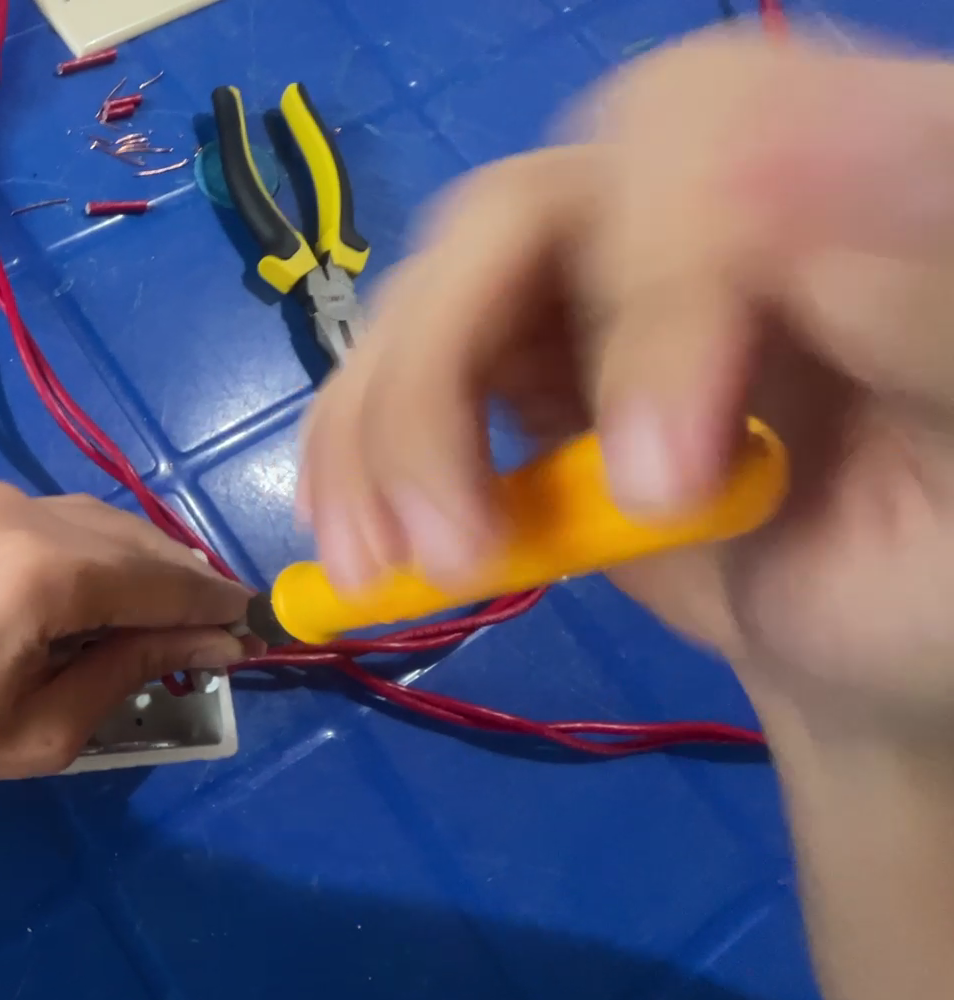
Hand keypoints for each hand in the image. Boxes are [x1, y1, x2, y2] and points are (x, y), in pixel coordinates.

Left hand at [0, 481, 256, 788]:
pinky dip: (101, 552)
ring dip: (146, 565)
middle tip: (219, 630)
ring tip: (171, 617)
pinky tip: (109, 591)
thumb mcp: (41, 730)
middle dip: (186, 584)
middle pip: (138, 542)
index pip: (161, 583)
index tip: (253, 634)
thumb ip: (130, 672)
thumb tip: (210, 641)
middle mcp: (22, 512)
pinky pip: (65, 519)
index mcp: (40, 571)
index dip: (215, 610)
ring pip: (103, 523)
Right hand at [296, 30, 953, 736]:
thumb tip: (797, 138)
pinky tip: (344, 532)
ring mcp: (553, 299)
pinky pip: (371, 392)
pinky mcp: (483, 378)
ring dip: (368, 451)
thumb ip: (919, 278)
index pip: (687, 139)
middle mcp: (655, 218)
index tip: (658, 485)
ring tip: (377, 566)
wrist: (867, 624)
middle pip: (489, 231)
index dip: (643, 295)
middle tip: (447, 547)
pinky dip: (340, 464)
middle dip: (436, 399)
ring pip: (403, 322)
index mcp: (821, 176)